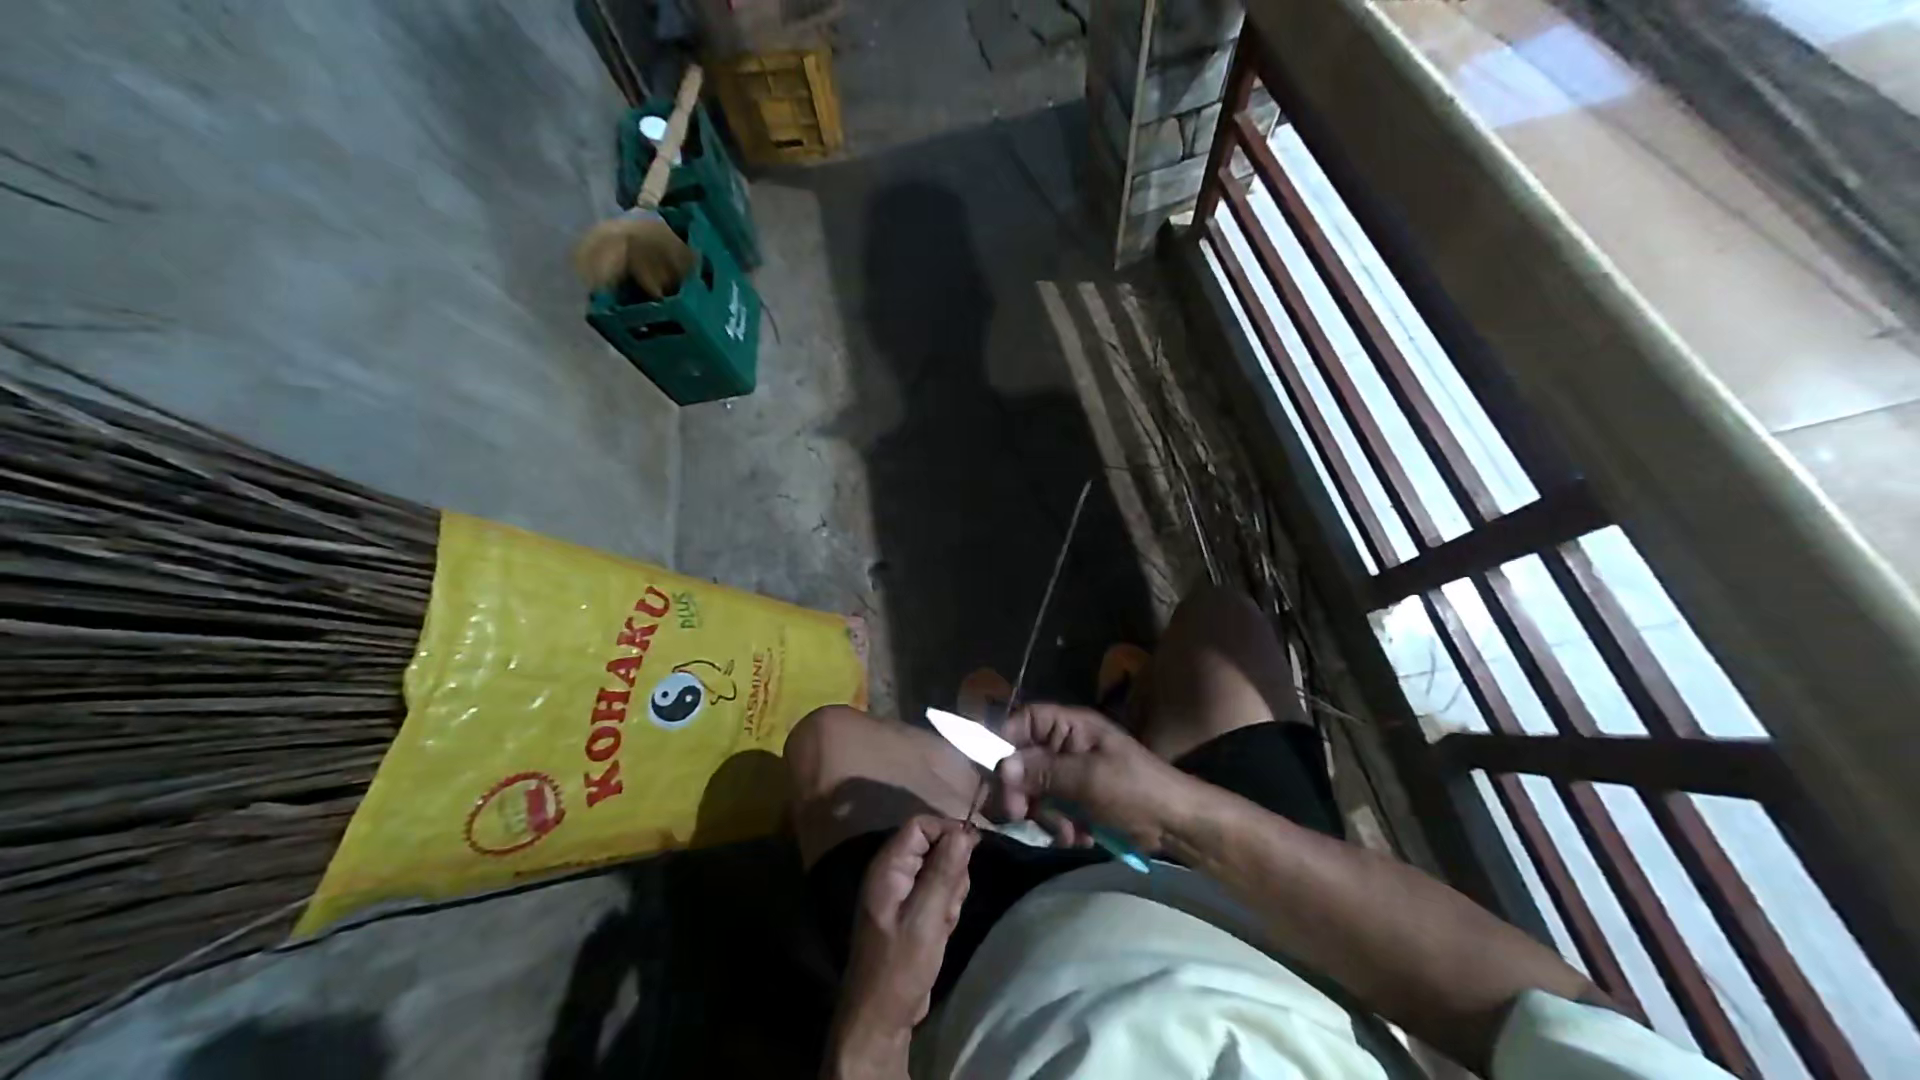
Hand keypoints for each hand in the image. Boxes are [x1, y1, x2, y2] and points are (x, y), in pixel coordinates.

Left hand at [827, 815, 976, 1079]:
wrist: (881, 1017)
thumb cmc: (900, 965)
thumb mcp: (927, 917)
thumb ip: (944, 871)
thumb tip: (964, 831)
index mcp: (888, 866)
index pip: (921, 825)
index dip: (947, 831)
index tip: (972, 851)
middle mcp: (893, 873)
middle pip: (934, 846)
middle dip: (952, 869)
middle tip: (950, 901)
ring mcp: (901, 893)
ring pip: (940, 870)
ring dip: (950, 892)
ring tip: (943, 921)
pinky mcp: (911, 911)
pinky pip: (938, 893)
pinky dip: (945, 908)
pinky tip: (941, 930)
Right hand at [993, 703, 1201, 852]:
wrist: (1176, 824)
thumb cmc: (1135, 790)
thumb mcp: (1087, 778)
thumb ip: (1042, 772)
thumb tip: (1002, 766)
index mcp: (1070, 726)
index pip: (1023, 720)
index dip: (1005, 742)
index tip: (997, 774)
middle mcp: (1065, 745)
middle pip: (1022, 760)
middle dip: (1023, 791)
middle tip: (1020, 814)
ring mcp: (1071, 773)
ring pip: (1034, 791)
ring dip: (1044, 815)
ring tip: (1066, 831)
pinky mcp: (1077, 800)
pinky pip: (1051, 810)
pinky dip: (1060, 826)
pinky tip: (1078, 836)